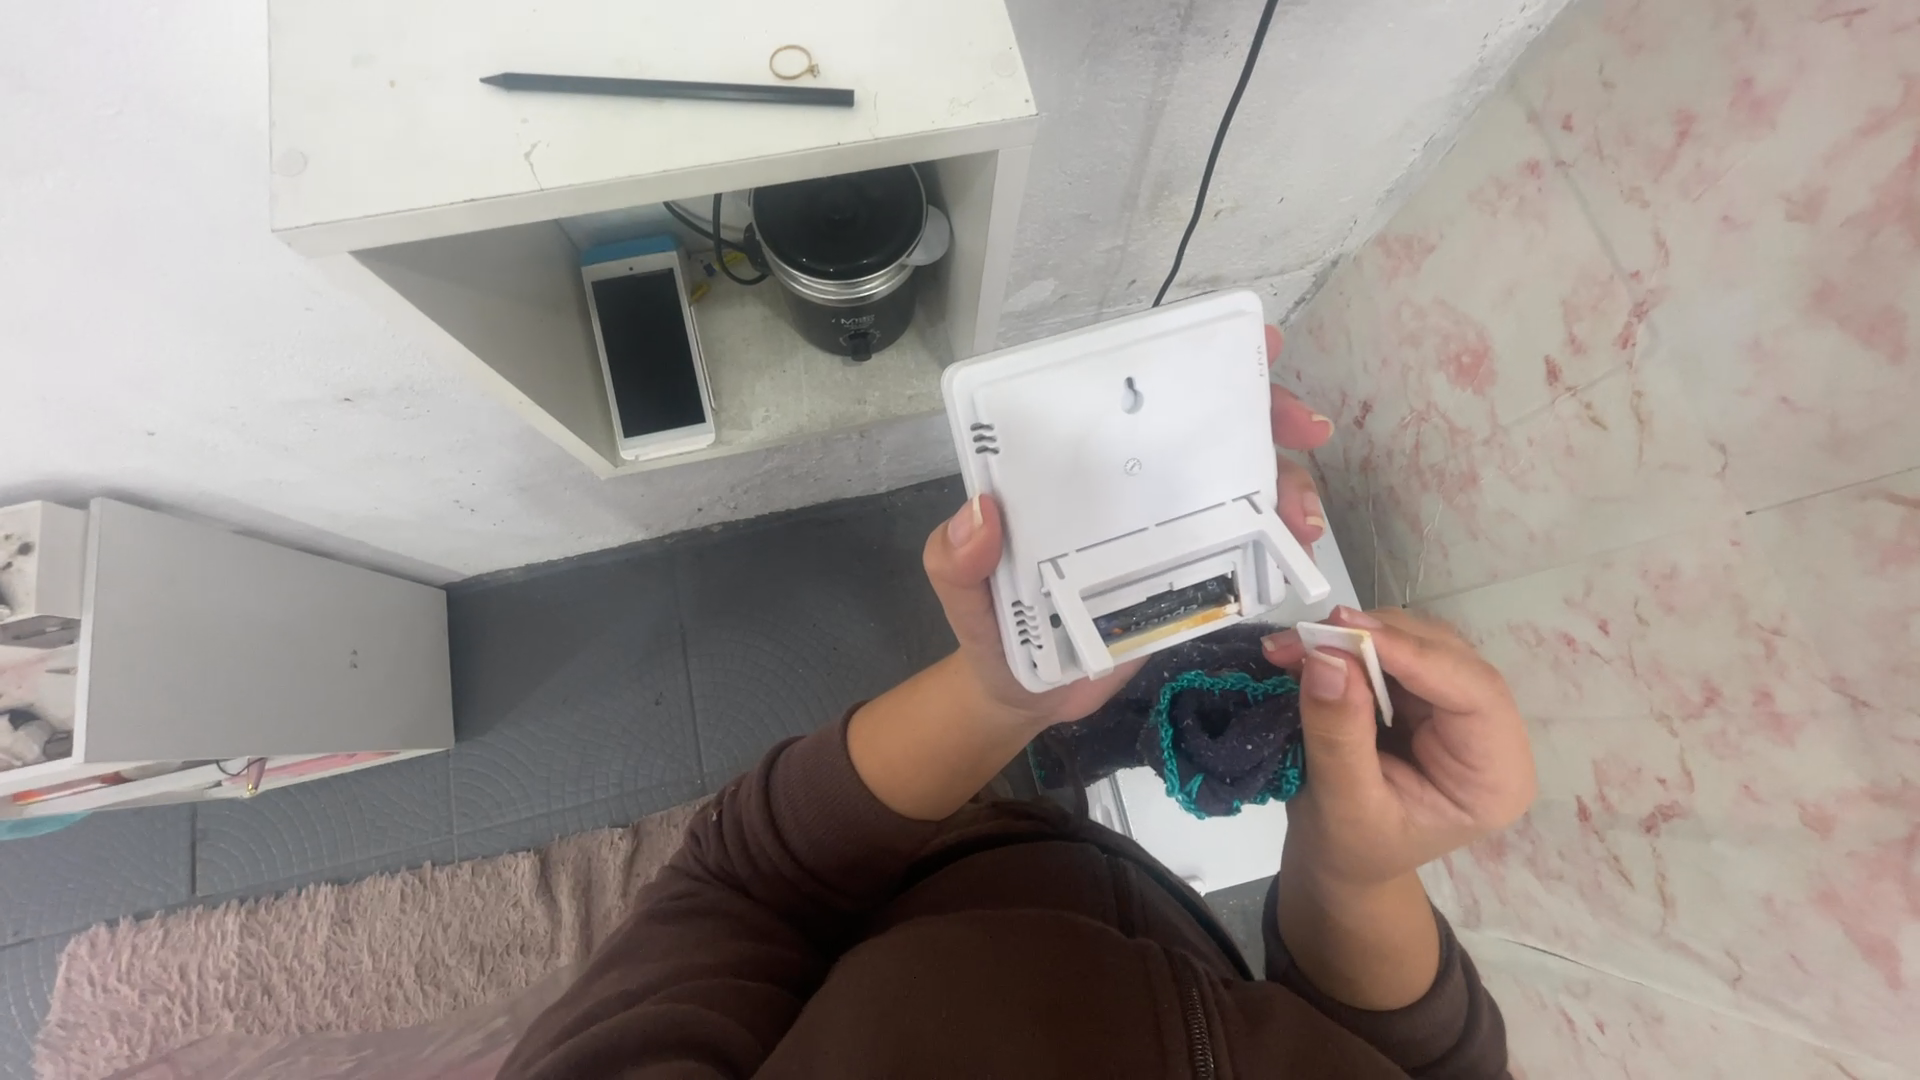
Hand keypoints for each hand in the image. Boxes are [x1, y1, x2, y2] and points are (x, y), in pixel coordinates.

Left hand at [921, 325, 1335, 728]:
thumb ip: (956, 561)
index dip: (1189, 368)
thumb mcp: (961, 592)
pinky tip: (1299, 554)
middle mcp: (1126, 493)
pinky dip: (1281, 547)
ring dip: (1287, 487)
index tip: (1250, 349)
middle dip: (1265, 415)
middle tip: (1304, 429)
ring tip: (1301, 519)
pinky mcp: (1189, 583)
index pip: (1130, 404)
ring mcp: (1163, 535)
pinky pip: (1245, 554)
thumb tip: (981, 513)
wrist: (1027, 697)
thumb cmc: (991, 631)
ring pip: (1238, 489)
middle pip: (1205, 434)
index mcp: (1074, 475)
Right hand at [1261, 605, 1536, 891]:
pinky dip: (1344, 645)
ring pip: (1416, 643)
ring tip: (1294, 646)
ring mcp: (1450, 710)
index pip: (1473, 693)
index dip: (1413, 654)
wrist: (1339, 857)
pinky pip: (1387, 652)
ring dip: (1353, 636)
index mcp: (1492, 775)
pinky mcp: (1417, 695)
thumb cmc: (1350, 847)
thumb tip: (1326, 659)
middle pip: (1446, 657)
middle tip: (1304, 636)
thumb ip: (1338, 734)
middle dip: (1373, 638)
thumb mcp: (1343, 802)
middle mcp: (1485, 733)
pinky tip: (1305, 651)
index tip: (1344, 630)